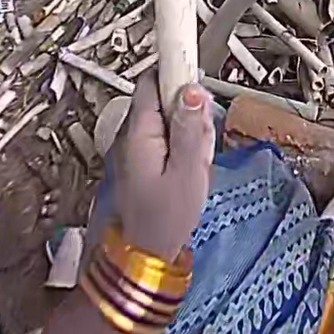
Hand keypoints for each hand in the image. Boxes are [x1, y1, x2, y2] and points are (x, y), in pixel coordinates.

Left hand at [112, 73, 214, 259]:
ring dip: (188, 131)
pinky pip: (166, 137)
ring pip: (168, 117)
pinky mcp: (142, 157)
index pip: (152, 79)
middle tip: (201, 141)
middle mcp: (131, 131)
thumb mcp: (187, 174)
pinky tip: (190, 169)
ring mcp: (135, 144)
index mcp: (139, 130)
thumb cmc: (164, 220)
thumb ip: (191, 130)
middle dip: (189, 111)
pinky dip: (182, 147)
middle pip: (164, 97)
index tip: (198, 84)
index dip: (176, 74)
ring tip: (196, 161)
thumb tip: (192, 90)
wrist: (142, 259)